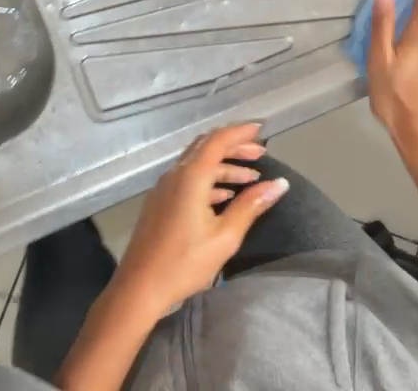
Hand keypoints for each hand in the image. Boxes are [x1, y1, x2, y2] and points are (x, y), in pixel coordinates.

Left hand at [109, 123, 288, 320]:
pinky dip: (209, 180)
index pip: (218, 140)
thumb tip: (279, 184)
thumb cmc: (184, 263)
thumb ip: (251, 206)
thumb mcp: (224, 237)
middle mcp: (176, 174)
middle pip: (207, 147)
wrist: (138, 287)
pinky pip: (188, 178)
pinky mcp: (160, 201)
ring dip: (223, 166)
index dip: (240, 132)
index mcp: (191, 176)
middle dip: (234, 147)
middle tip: (260, 155)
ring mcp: (165, 187)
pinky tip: (224, 196)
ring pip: (197, 163)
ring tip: (250, 178)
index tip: (261, 130)